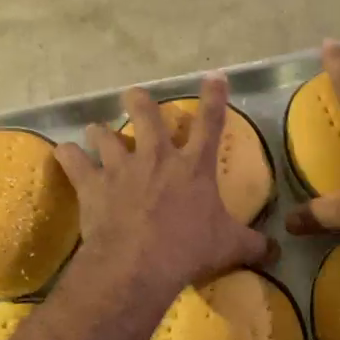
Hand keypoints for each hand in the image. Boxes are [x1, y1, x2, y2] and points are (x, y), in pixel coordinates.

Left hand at [55, 76, 272, 297]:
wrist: (138, 263)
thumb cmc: (189, 250)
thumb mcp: (230, 247)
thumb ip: (253, 245)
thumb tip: (276, 252)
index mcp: (194, 166)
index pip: (210, 123)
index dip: (214, 97)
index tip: (214, 76)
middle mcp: (157, 157)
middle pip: (146, 115)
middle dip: (139, 101)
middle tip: (133, 94)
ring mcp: (121, 167)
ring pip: (104, 134)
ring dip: (100, 131)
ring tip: (95, 130)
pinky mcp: (92, 185)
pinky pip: (73, 161)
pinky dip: (68, 156)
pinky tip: (64, 153)